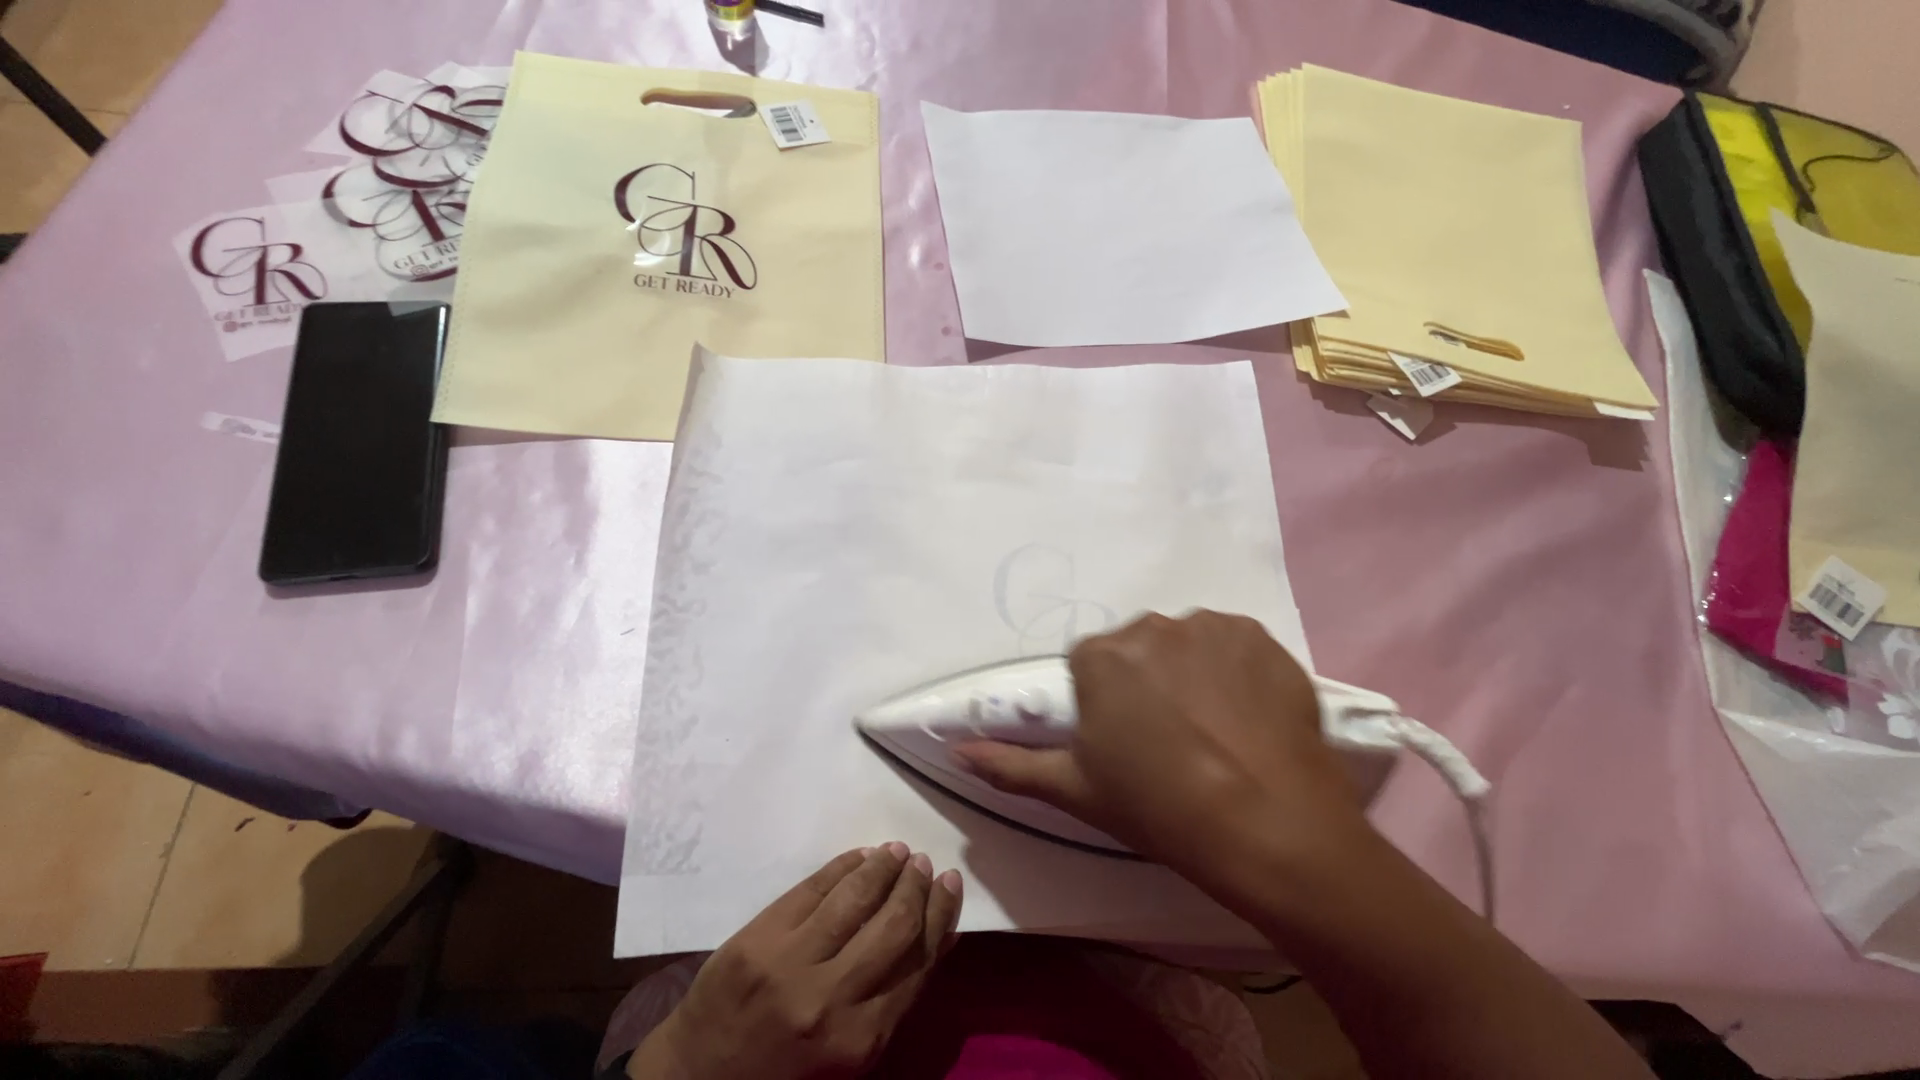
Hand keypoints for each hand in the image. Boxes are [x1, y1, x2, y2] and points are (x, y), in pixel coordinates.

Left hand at [627, 843, 963, 1079]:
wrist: (700, 1078)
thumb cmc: (786, 1074)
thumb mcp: (852, 1056)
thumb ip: (896, 999)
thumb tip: (941, 938)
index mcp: (860, 1038)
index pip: (917, 961)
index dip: (940, 916)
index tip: (951, 886)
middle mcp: (831, 998)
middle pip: (893, 925)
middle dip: (916, 887)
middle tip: (925, 865)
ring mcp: (790, 962)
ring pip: (854, 898)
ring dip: (883, 868)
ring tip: (898, 852)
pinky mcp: (758, 937)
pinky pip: (811, 889)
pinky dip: (841, 867)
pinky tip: (858, 857)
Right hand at [951, 611, 1369, 888]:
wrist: (1266, 824)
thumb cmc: (1158, 807)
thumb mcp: (1075, 791)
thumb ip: (1009, 765)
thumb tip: (956, 751)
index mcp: (1100, 658)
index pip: (1090, 666)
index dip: (1104, 704)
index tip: (1125, 742)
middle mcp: (1151, 627)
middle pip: (1139, 649)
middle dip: (1147, 682)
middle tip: (1170, 740)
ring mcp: (1211, 627)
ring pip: (1188, 645)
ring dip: (1192, 674)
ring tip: (1215, 730)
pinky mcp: (1261, 637)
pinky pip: (1235, 647)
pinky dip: (1236, 672)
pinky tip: (1247, 718)